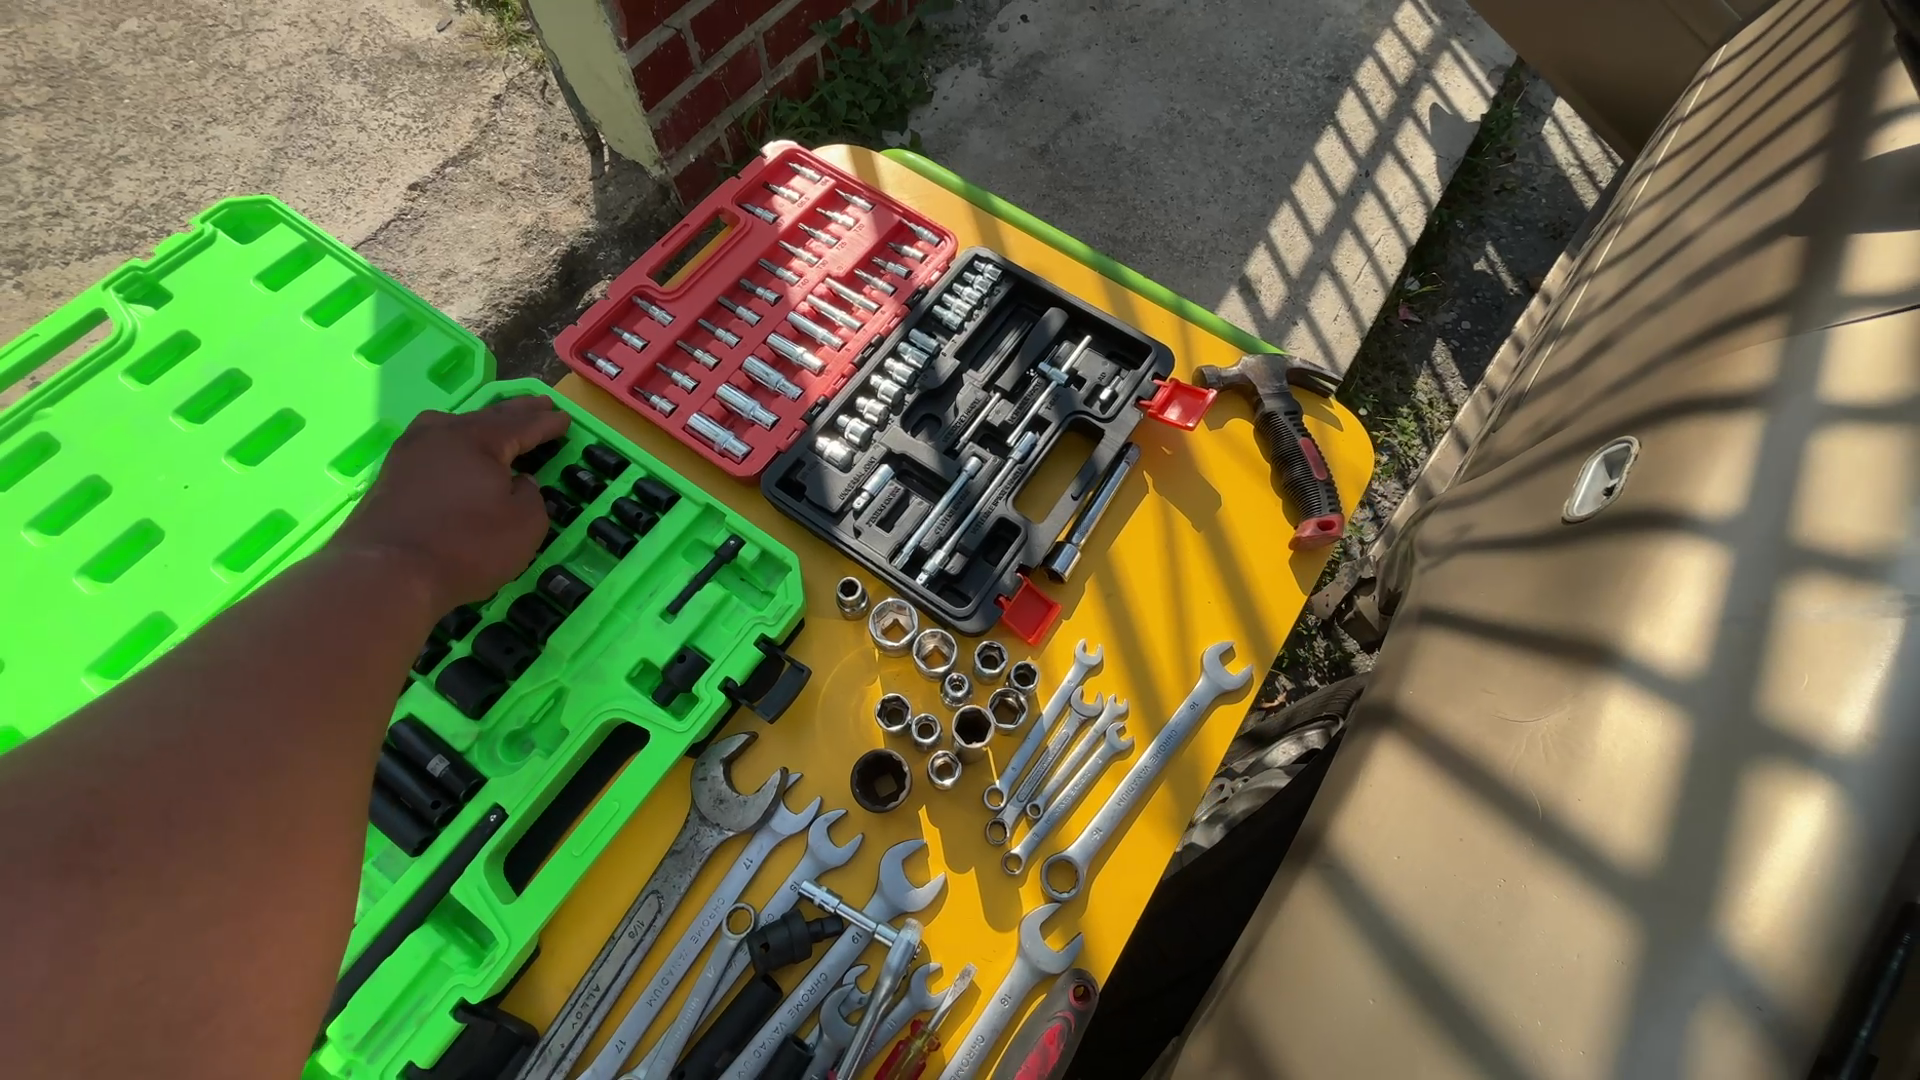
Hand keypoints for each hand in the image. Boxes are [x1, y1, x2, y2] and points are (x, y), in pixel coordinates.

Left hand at [329, 395, 570, 612]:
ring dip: (481, 423)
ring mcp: (409, 454)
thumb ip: (531, 496)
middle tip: (539, 403)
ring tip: (496, 422)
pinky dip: (456, 444)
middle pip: (487, 418)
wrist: (386, 574)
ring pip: (453, 427)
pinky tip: (459, 451)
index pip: (522, 425)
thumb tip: (518, 482)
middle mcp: (440, 435)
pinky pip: (435, 448)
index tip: (565, 418)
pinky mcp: (391, 477)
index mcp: (478, 439)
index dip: (547, 423)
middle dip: (516, 412)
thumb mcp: (526, 524)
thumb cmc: (469, 545)